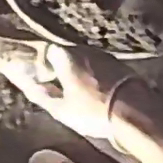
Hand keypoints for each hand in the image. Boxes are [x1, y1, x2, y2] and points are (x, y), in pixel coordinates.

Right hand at [0, 42, 143, 140]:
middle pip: (66, 54)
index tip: (41, 77)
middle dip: (60, 67)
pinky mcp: (119, 63)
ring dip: (79, 70)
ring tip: (78, 89)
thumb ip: (41, 95)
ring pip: (84, 59)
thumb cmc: (92, 111)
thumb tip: (28, 86)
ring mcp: (103, 55)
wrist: (134, 112)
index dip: (43, 64)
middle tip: (58, 85)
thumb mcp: (61, 109)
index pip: (47, 51)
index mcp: (66, 57)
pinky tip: (96, 89)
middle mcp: (84, 50)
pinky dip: (94, 74)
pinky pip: (99, 65)